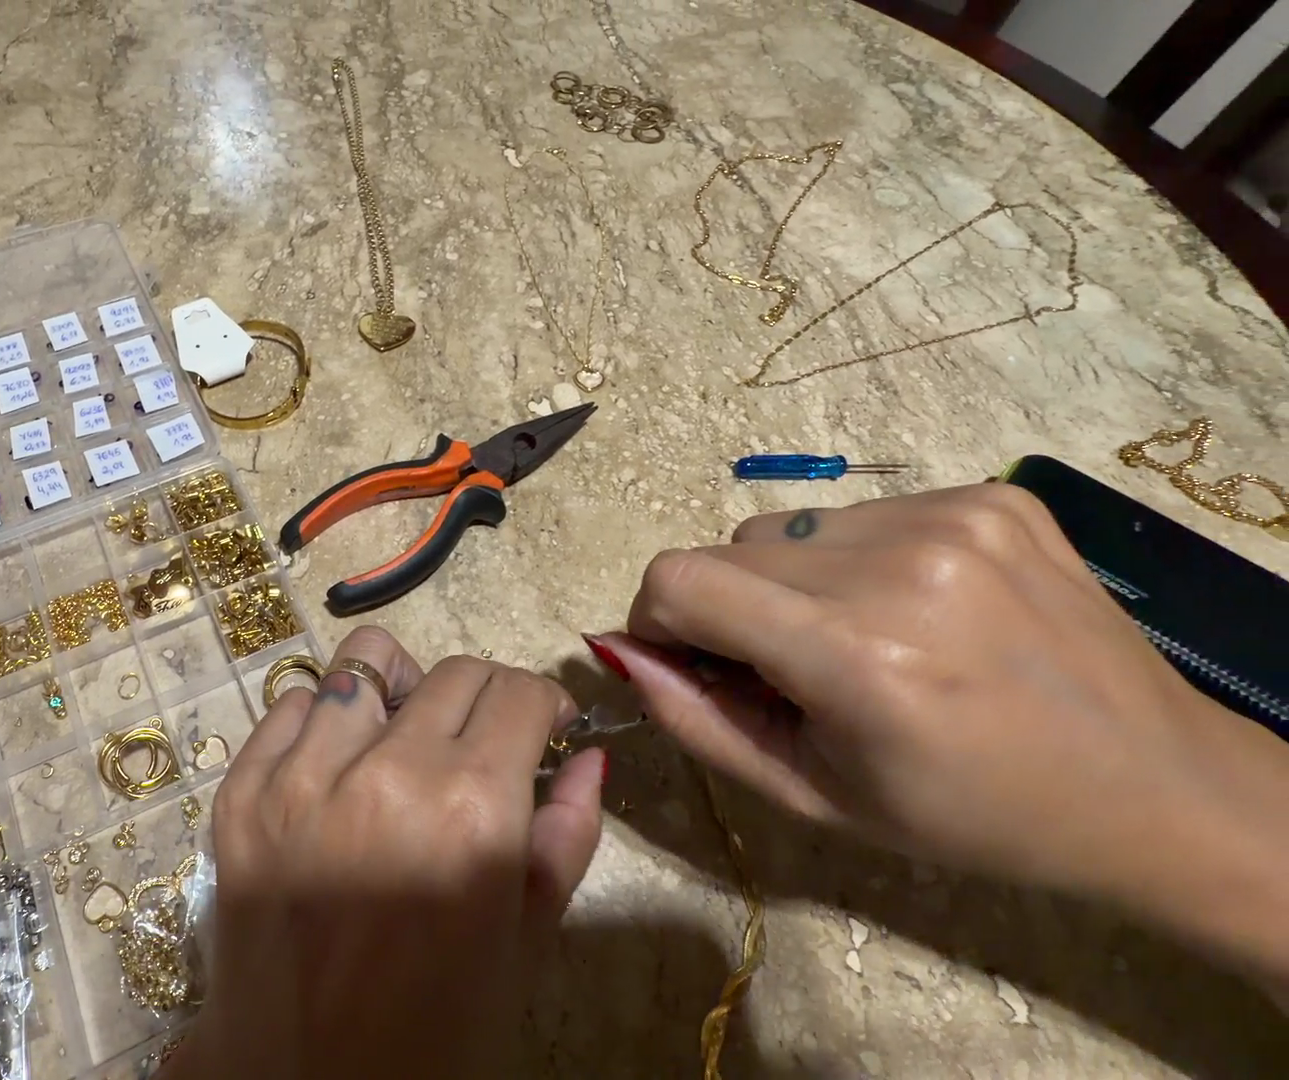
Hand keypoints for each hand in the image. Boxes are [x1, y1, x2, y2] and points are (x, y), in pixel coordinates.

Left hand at [165, 626, 604, 1079]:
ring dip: (399, 688)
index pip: (517, 693)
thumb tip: (587, 757)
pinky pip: (288, 704)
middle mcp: (387, 774)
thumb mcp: (525, 940)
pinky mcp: (241, 791)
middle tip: (480, 733)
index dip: (543, 700)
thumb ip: (567, 836)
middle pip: (451, 672)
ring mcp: (301, 778)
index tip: (543, 721)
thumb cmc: (435, 1024)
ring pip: (361, 663)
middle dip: (484, 693)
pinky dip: (323, 717)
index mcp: (472, 810)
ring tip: (401, 730)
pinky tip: (335, 761)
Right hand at [585, 485, 1288, 990]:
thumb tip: (619, 649)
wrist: (1161, 789)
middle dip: (726, 609)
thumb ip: (694, 719)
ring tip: (856, 637)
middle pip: (725, 550)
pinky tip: (909, 609)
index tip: (687, 659)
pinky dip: (849, 562)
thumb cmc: (968, 814)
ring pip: (783, 529)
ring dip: (787, 582)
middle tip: (784, 667)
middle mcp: (901, 564)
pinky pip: (850, 515)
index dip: (656, 618)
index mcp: (857, 653)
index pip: (679, 580)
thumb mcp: (811, 794)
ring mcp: (953, 516)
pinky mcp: (989, 494)